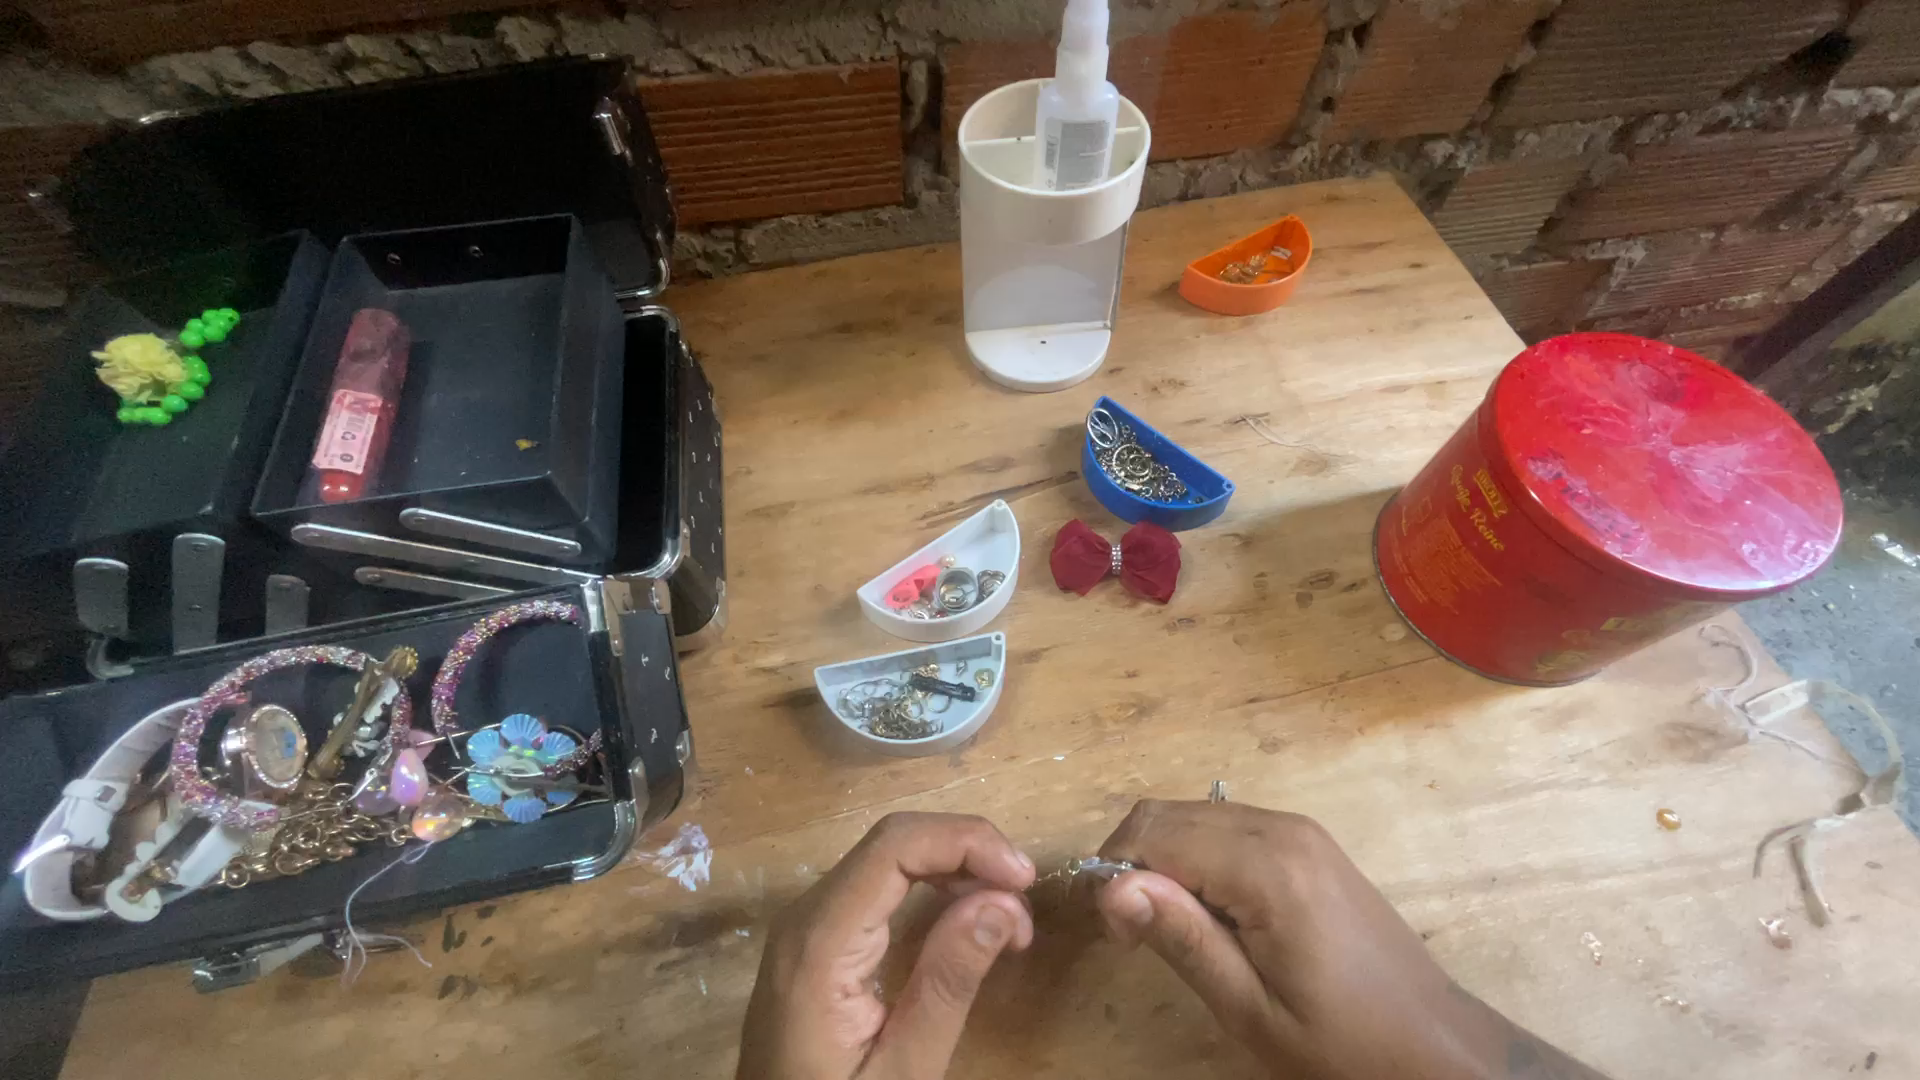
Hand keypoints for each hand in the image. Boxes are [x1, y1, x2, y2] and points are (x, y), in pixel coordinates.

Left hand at [737, 813, 1036, 1079]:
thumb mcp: (901, 1072)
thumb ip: (947, 984)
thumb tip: (1003, 902)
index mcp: (818, 941)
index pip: (894, 846)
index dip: (965, 841)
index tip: (1023, 877)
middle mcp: (807, 912)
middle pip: (893, 840)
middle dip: (967, 851)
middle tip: (1023, 898)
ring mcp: (809, 918)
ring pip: (889, 853)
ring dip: (954, 865)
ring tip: (1008, 912)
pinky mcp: (819, 932)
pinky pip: (880, 881)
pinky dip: (931, 883)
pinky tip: (966, 912)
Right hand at [1095, 800, 1607, 1079]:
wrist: (1443, 1050)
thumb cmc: (1344, 1047)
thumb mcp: (1253, 1012)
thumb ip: (1181, 939)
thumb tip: (1110, 886)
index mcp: (1266, 868)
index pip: (1152, 833)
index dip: (1116, 875)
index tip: (1121, 937)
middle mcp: (1277, 827)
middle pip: (1165, 813)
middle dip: (1131, 860)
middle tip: (1137, 933)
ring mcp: (1294, 826)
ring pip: (1189, 812)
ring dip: (1159, 856)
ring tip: (1173, 923)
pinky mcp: (1302, 836)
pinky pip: (1221, 823)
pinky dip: (1192, 851)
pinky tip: (1209, 905)